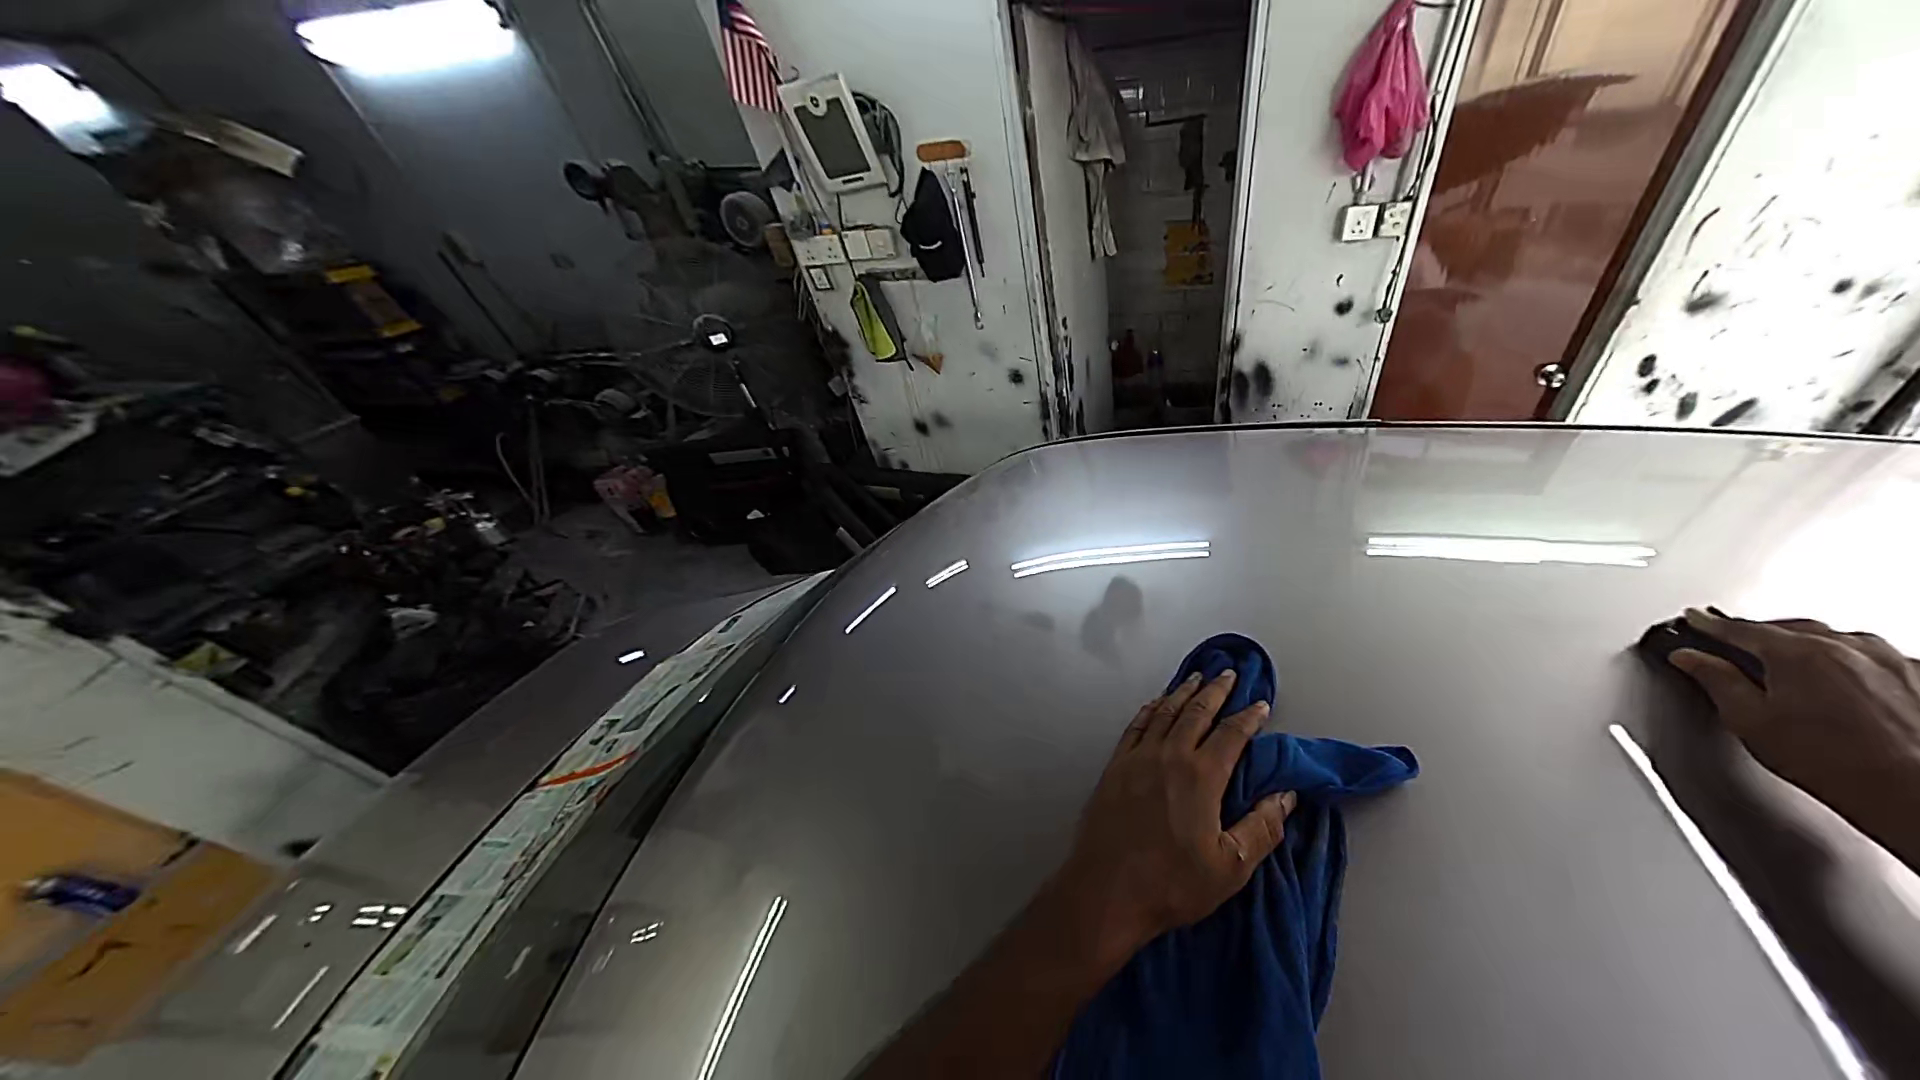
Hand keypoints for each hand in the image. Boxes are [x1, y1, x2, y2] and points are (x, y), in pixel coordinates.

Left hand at [1050, 669, 1295, 954]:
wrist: (1107, 888)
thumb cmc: (1172, 883)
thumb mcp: (1231, 866)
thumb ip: (1262, 828)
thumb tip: (1286, 797)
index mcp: (1201, 776)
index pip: (1231, 735)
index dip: (1248, 717)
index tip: (1260, 704)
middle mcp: (1168, 756)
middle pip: (1196, 713)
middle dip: (1215, 691)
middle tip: (1228, 675)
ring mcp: (1137, 758)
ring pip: (1164, 713)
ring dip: (1182, 693)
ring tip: (1195, 678)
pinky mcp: (1114, 766)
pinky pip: (1135, 727)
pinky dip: (1149, 710)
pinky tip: (1154, 704)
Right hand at [1669, 608, 1919, 864]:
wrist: (1911, 795)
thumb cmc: (1839, 763)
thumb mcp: (1749, 720)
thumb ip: (1716, 679)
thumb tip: (1690, 658)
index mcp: (1801, 654)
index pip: (1740, 629)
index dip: (1710, 624)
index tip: (1697, 619)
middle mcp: (1852, 649)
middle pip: (1792, 629)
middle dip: (1761, 634)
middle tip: (1737, 644)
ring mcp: (1897, 663)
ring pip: (1838, 640)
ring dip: (1808, 646)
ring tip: (1792, 665)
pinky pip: (1878, 658)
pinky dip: (1851, 663)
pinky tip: (1843, 682)